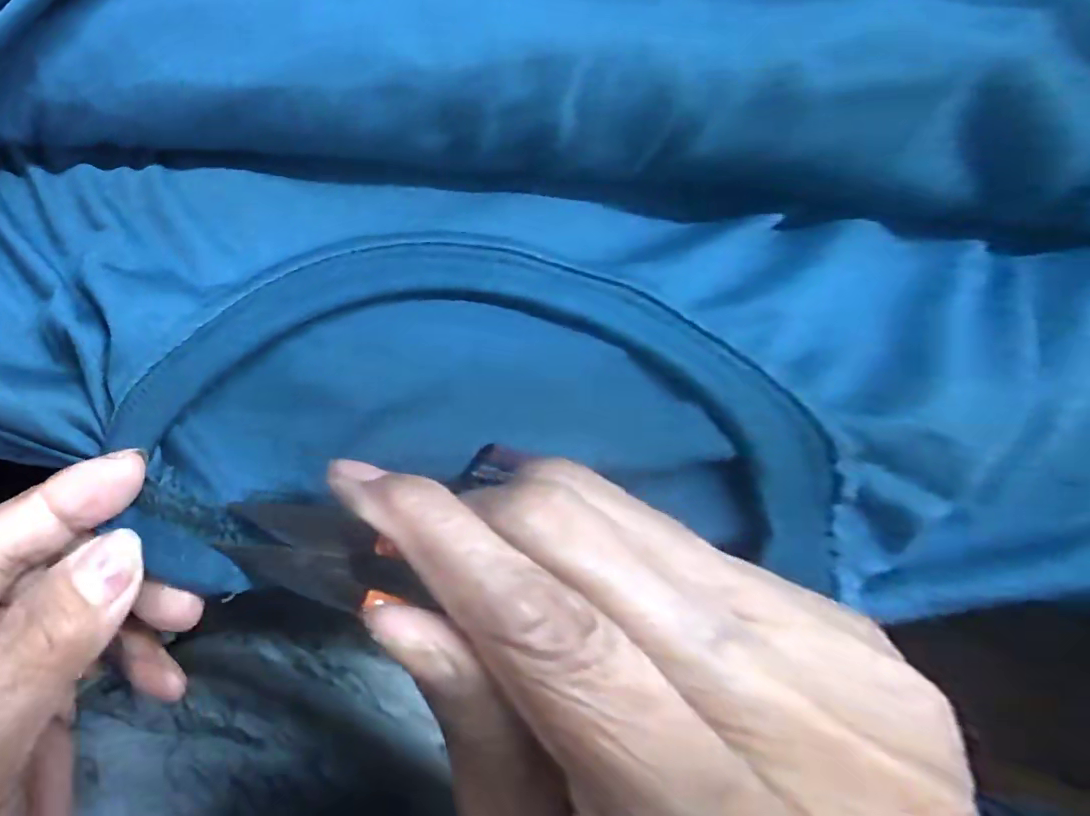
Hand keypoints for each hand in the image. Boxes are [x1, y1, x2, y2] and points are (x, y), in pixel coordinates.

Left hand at [0, 449, 204, 815]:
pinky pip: (89, 645)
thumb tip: (121, 549)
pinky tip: (164, 678)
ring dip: (133, 606)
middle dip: (115, 561)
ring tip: (187, 619)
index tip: (134, 466)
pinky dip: (131, 653)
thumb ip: (42, 644)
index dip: (68, 499)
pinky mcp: (33, 686)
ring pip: (77, 596)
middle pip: (46, 562)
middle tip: (182, 567)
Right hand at [330, 455, 971, 815]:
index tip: (353, 480)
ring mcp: (841, 661)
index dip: (440, 539)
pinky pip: (664, 526)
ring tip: (482, 552)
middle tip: (409, 533)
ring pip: (616, 507)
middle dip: (465, 511)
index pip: (550, 632)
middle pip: (579, 538)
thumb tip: (386, 606)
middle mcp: (803, 722)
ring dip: (514, 512)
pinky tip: (573, 579)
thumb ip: (474, 722)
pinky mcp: (851, 625)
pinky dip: (585, 535)